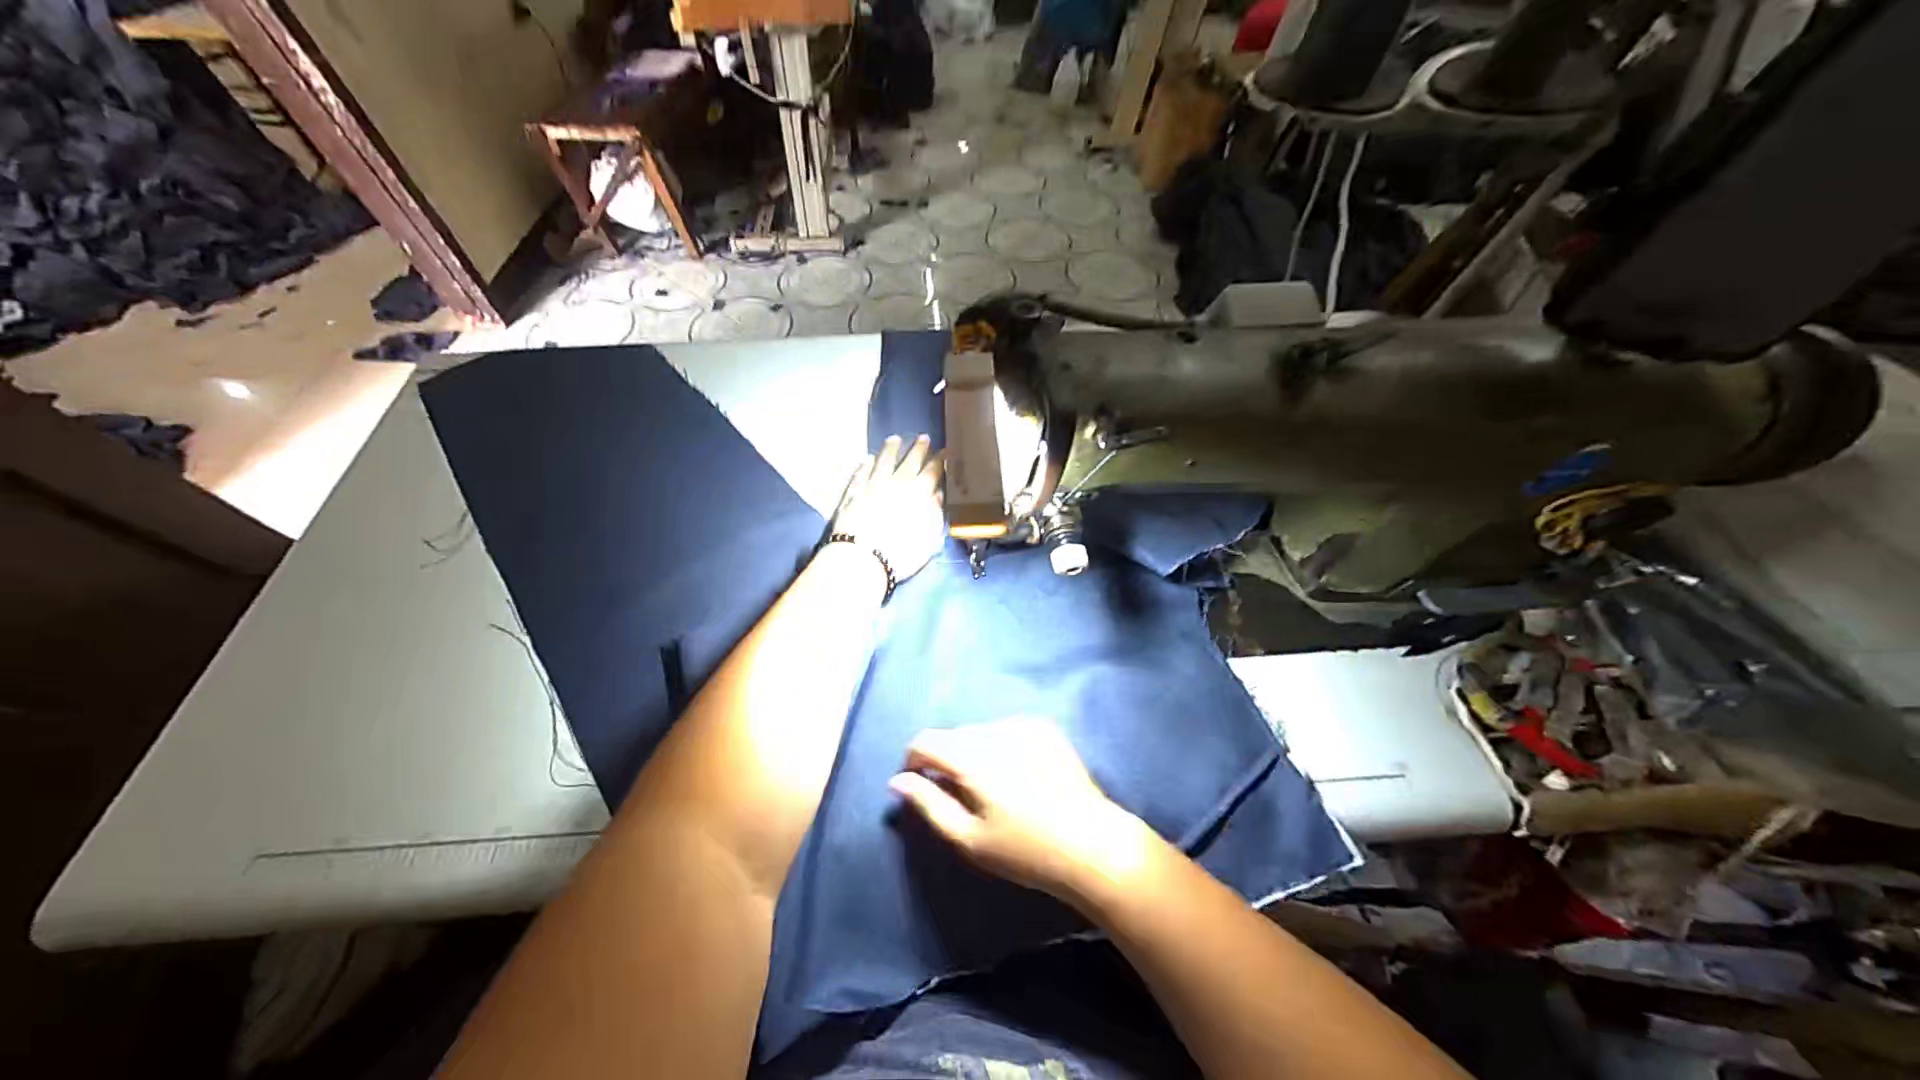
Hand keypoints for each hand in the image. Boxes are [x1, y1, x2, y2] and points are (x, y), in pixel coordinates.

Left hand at [830, 434, 944, 584]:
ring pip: (884, 460)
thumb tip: (938, 495)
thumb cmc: (902, 553)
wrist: (862, 559)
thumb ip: (936, 514)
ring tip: (894, 438)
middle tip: (923, 437)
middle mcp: (898, 482)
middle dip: (918, 448)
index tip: (946, 451)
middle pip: (910, 460)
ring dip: (891, 449)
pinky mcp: (853, 492)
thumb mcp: (930, 538)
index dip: (941, 460)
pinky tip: (868, 458)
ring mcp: (873, 484)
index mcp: (920, 492)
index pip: (933, 471)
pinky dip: (866, 464)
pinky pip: (862, 473)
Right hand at [888, 718, 1156, 905]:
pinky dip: (998, 745)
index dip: (913, 762)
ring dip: (971, 751)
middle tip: (957, 796)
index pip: (924, 741)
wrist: (1092, 844)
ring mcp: (1024, 726)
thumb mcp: (969, 838)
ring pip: (979, 731)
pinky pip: (1006, 729)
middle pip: (952, 735)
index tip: (919, 787)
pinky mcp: (1045, 729)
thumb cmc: (1024, 851)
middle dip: (944, 759)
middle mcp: (995, 731)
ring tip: (989, 788)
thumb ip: (929, 805)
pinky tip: (1015, 775)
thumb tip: (898, 781)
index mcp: (972, 757)